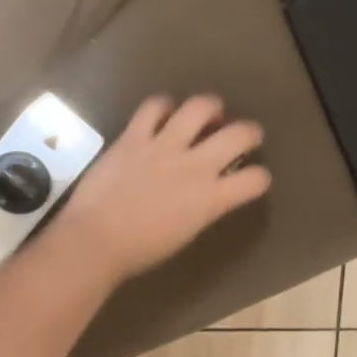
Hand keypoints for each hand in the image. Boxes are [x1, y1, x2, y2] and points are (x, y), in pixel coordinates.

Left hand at [55, 95, 271, 281]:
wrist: (96, 240)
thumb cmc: (141, 250)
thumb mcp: (185, 232)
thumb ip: (202, 207)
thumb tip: (206, 193)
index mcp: (210, 199)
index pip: (255, 180)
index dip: (260, 177)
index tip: (253, 177)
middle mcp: (194, 166)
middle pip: (239, 134)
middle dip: (250, 131)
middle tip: (244, 135)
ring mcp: (164, 146)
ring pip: (200, 107)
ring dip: (211, 107)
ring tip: (209, 113)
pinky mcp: (134, 136)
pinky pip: (154, 106)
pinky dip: (163, 106)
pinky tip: (163, 113)